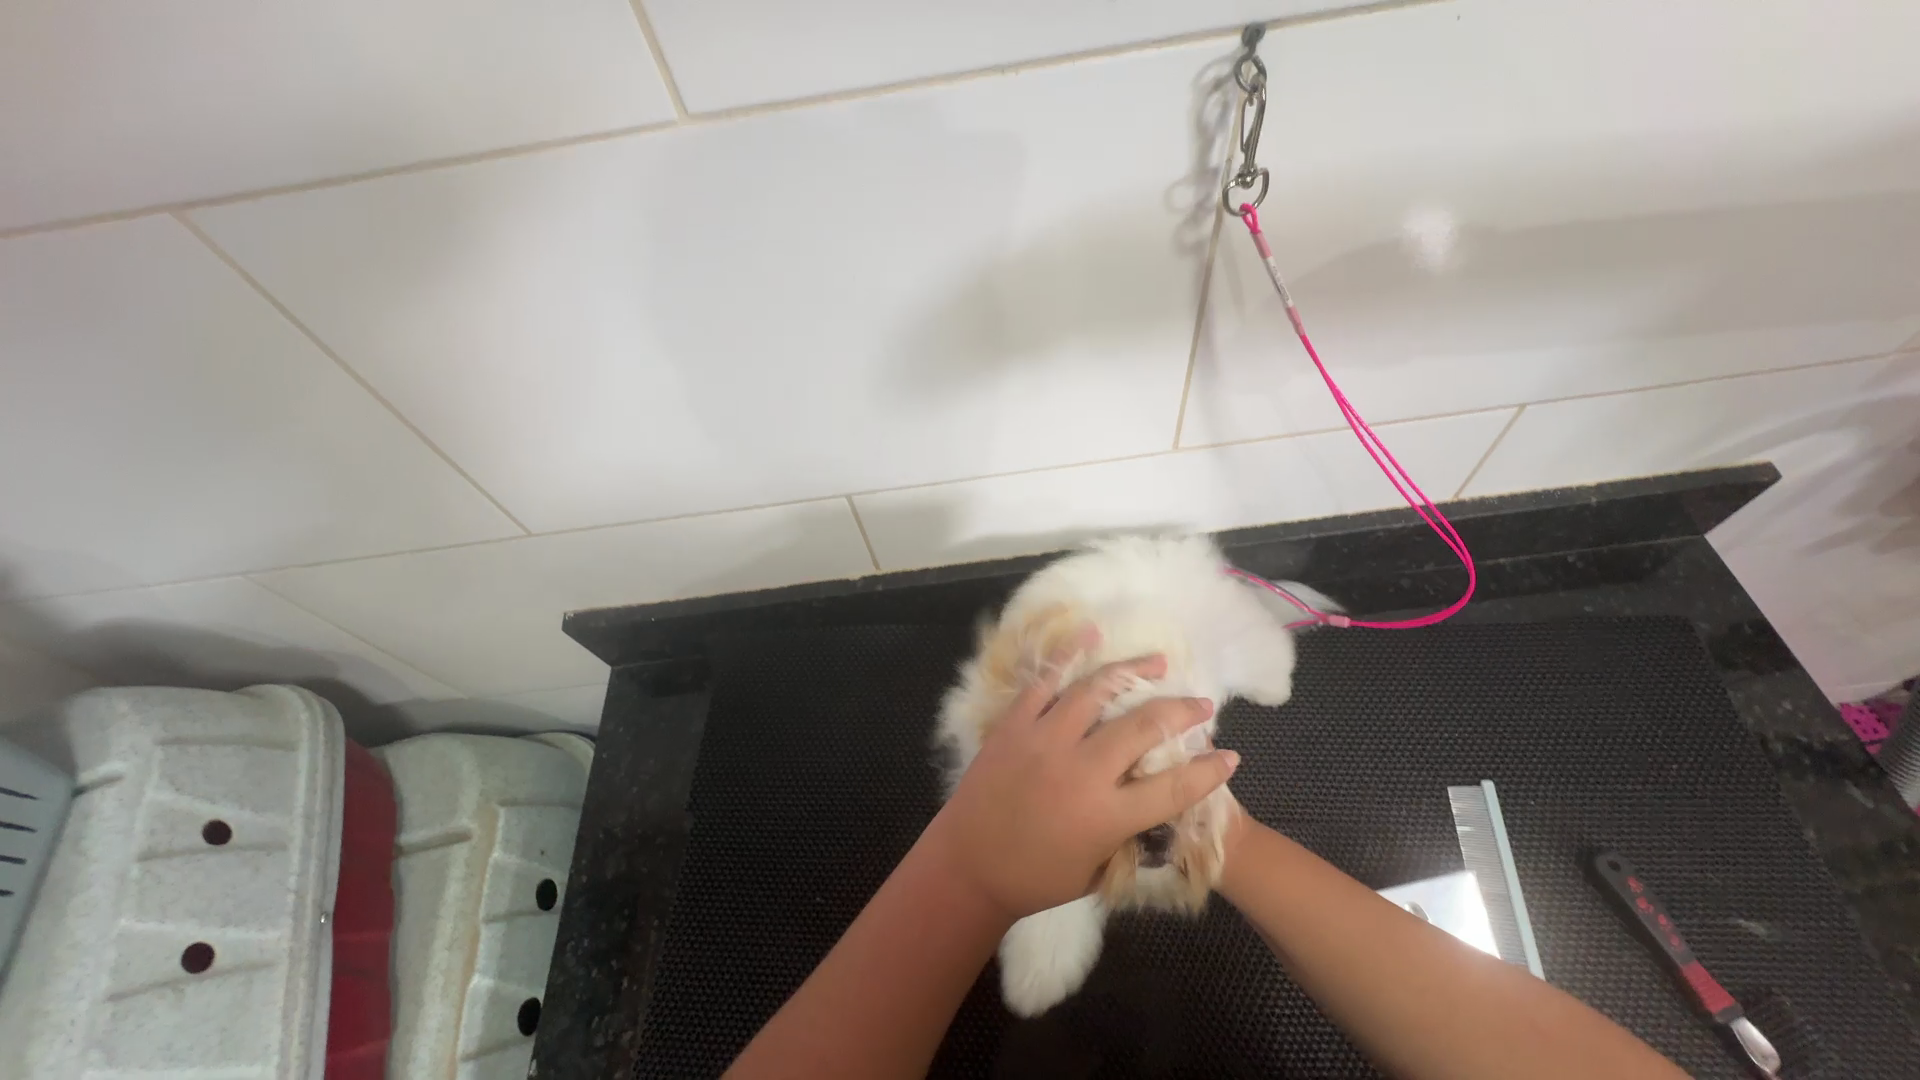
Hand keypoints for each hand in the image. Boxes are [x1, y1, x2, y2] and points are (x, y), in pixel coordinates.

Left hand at [923, 636, 1240, 920]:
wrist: (967, 866)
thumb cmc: (1034, 878)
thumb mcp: (1096, 870)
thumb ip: (1128, 834)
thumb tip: (1157, 804)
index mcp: (1106, 816)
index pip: (1174, 788)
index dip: (1209, 772)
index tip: (1231, 756)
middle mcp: (1081, 771)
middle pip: (1143, 727)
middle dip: (1182, 711)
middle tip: (1202, 703)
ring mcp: (1044, 741)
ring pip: (1097, 692)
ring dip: (1134, 672)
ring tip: (1159, 660)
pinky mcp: (1014, 726)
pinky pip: (1045, 682)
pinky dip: (1069, 657)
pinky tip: (1092, 636)